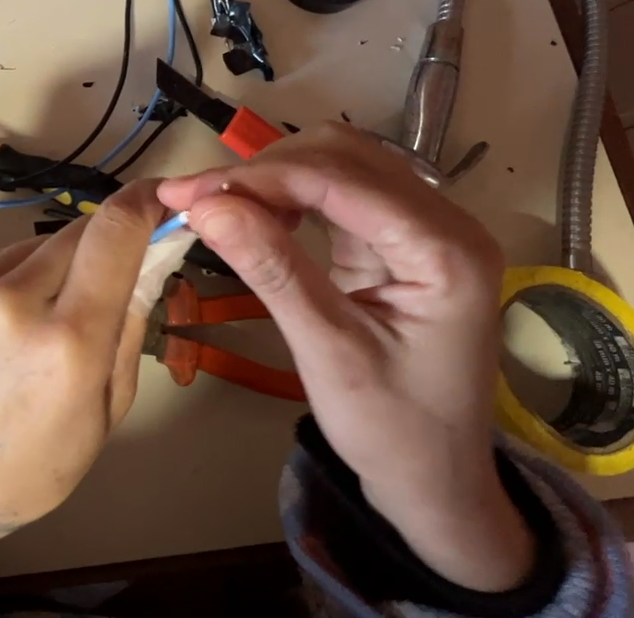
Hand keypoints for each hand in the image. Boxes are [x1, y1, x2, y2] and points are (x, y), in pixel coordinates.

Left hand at [0, 181, 164, 566]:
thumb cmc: (29, 464)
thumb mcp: (105, 414)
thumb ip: (129, 329)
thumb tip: (148, 259)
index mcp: (68, 342)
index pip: (115, 234)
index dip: (144, 202)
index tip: (160, 195)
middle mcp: (14, 300)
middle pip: (80, 231)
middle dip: (104, 244)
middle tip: (106, 277)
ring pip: (38, 243)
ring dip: (56, 264)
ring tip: (44, 314)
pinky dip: (16, 273)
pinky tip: (6, 315)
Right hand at [157, 125, 534, 591]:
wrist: (436, 479)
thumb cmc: (392, 427)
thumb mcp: (328, 351)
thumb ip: (271, 270)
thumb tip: (205, 207)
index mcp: (446, 249)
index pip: (339, 180)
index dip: (257, 178)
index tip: (187, 194)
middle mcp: (443, 220)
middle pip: (340, 155)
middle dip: (261, 170)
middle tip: (193, 200)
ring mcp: (421, 225)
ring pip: (334, 162)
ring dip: (269, 176)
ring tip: (213, 205)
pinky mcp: (395, 236)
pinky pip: (333, 190)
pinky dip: (285, 194)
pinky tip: (252, 214)